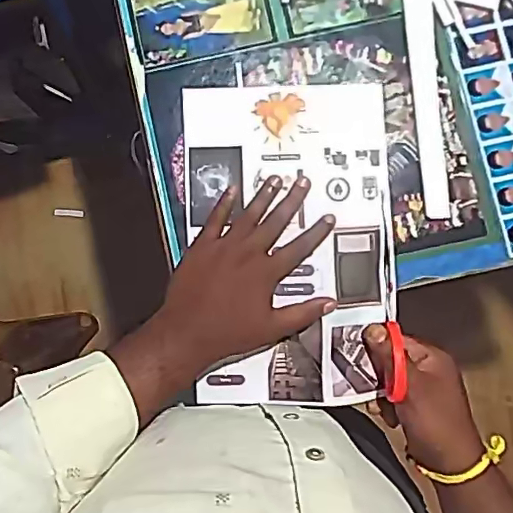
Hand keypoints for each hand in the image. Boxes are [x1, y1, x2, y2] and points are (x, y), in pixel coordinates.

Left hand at [109, 175, 335, 423]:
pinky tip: (232, 191)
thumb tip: (327, 304)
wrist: (186, 332)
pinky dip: (224, 203)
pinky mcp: (201, 247)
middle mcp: (246, 255)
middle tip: (302, 183)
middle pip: (275, 222)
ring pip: (248, 215)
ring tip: (274, 180)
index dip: (316, 232)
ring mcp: (223, 248)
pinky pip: (215, 219)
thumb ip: (302, 314)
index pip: (299, 248)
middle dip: (292, 201)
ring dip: (263, 196)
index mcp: (265, 273)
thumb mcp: (271, 328)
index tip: (327, 218)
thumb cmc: (225, 333)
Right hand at [363, 325, 484, 471]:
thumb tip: (375, 330)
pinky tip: (390, 414)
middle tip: (376, 387)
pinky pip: (390, 395)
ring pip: (387, 379)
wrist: (448, 463)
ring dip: (380, 392)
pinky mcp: (414, 403)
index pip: (395, 338)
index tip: (361, 357)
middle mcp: (428, 369)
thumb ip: (390, 356)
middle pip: (389, 359)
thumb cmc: (439, 425)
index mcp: (432, 357)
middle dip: (378, 375)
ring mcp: (421, 387)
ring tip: (386, 405)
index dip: (376, 347)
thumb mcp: (409, 385)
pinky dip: (385, 404)